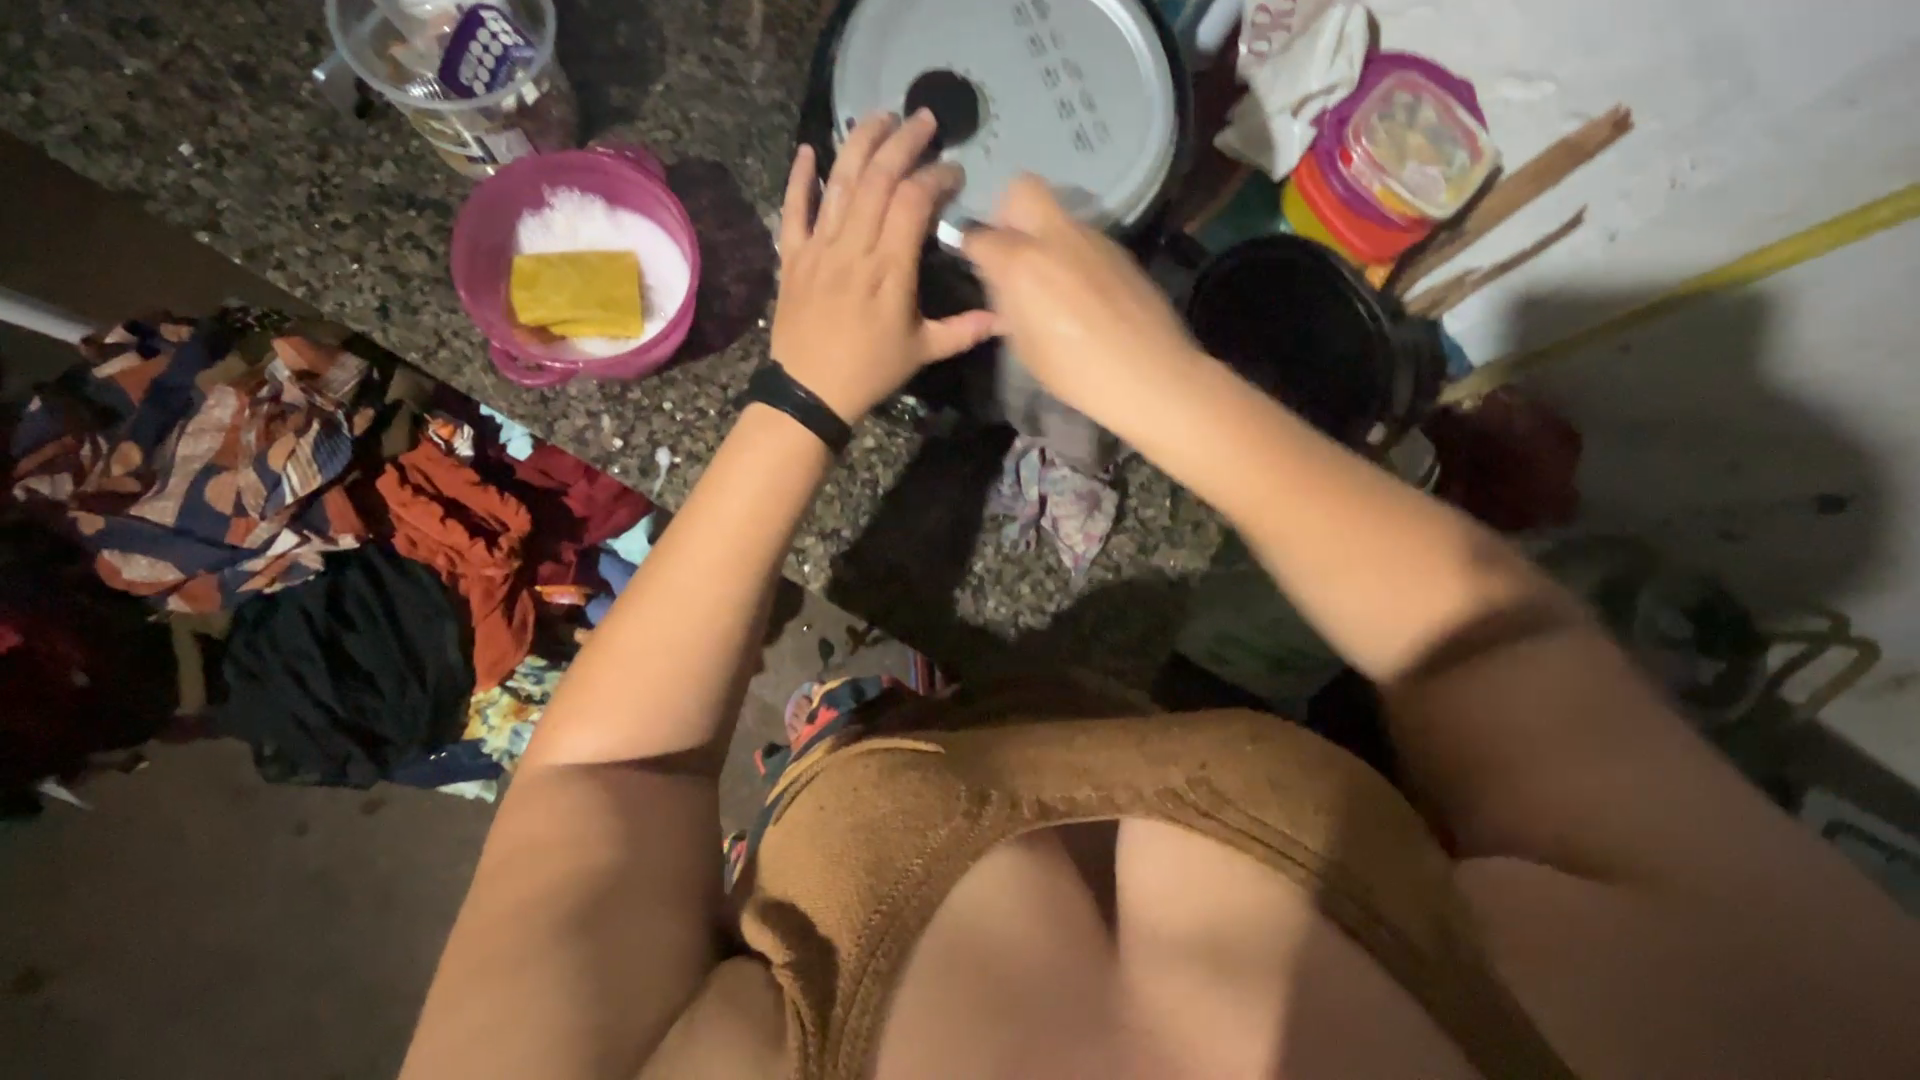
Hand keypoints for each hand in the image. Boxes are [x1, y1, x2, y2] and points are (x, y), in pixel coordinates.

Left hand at [769, 110, 996, 420]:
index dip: (935, 178)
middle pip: (879, 179)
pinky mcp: (793, 257)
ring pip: (840, 183)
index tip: (953, 172)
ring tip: (879, 116)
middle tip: (923, 119)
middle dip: (903, 142)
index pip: (914, 202)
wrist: (808, 393)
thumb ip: (964, 330)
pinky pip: (793, 209)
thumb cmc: (870, 372)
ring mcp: (819, 249)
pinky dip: (800, 178)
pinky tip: (809, 149)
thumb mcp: (922, 352)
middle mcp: (854, 248)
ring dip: (859, 143)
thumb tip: (1008, 316)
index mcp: (889, 269)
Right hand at [962, 175, 1204, 431]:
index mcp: (1022, 263)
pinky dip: (1073, 255)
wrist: (1149, 374)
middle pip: (1022, 190)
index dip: (970, 246)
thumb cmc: (1075, 371)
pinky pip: (1084, 240)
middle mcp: (1055, 238)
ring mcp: (1093, 239)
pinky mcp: (1120, 251)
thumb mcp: (1024, 346)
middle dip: (1008, 212)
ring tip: (1051, 281)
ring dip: (1045, 238)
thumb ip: (1006, 303)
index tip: (972, 261)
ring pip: (1058, 217)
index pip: (980, 235)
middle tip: (1011, 248)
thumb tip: (1001, 283)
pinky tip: (1083, 293)